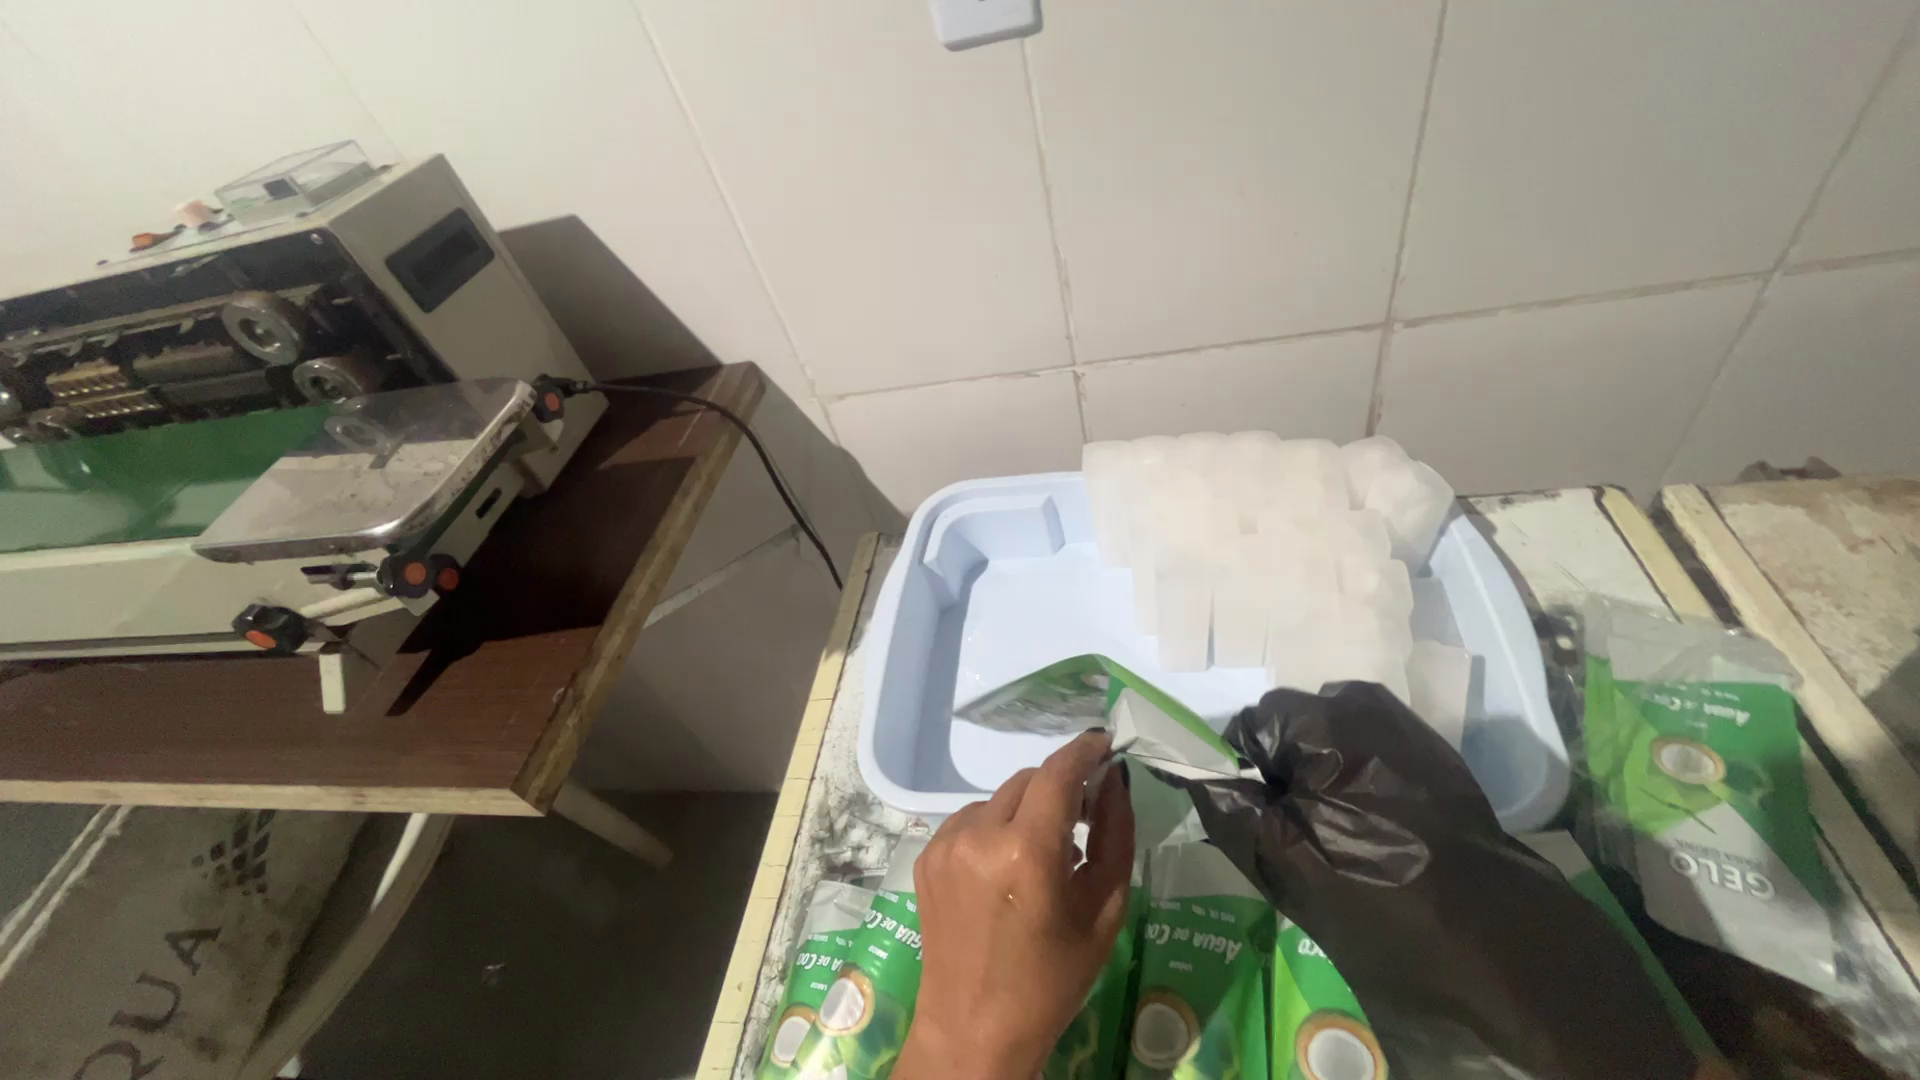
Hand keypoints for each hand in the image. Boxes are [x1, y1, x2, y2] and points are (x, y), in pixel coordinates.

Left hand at [894, 732, 1135, 1079]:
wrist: (974, 1029)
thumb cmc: (1051, 980)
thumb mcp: (1103, 911)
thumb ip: (1114, 836)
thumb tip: (1114, 781)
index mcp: (1026, 852)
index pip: (1058, 773)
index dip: (1084, 751)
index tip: (1104, 743)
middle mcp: (979, 835)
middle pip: (1028, 780)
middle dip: (1059, 787)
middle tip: (1084, 815)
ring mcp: (946, 844)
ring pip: (999, 798)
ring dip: (1026, 810)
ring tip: (1042, 854)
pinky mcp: (927, 855)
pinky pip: (971, 820)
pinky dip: (995, 828)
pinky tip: (1006, 869)